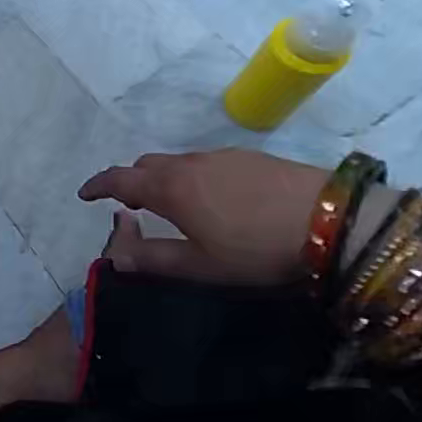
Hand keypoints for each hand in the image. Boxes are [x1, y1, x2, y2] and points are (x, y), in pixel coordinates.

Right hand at [79, 149, 326, 285]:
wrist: (336, 220)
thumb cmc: (257, 248)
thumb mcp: (201, 265)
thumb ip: (152, 258)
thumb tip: (113, 254)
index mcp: (168, 187)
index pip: (118, 179)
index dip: (97, 186)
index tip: (84, 195)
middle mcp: (187, 164)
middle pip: (146, 165)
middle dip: (131, 181)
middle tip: (133, 205)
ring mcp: (221, 156)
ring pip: (177, 163)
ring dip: (164, 179)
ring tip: (175, 204)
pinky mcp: (251, 157)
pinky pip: (205, 163)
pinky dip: (193, 176)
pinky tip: (215, 198)